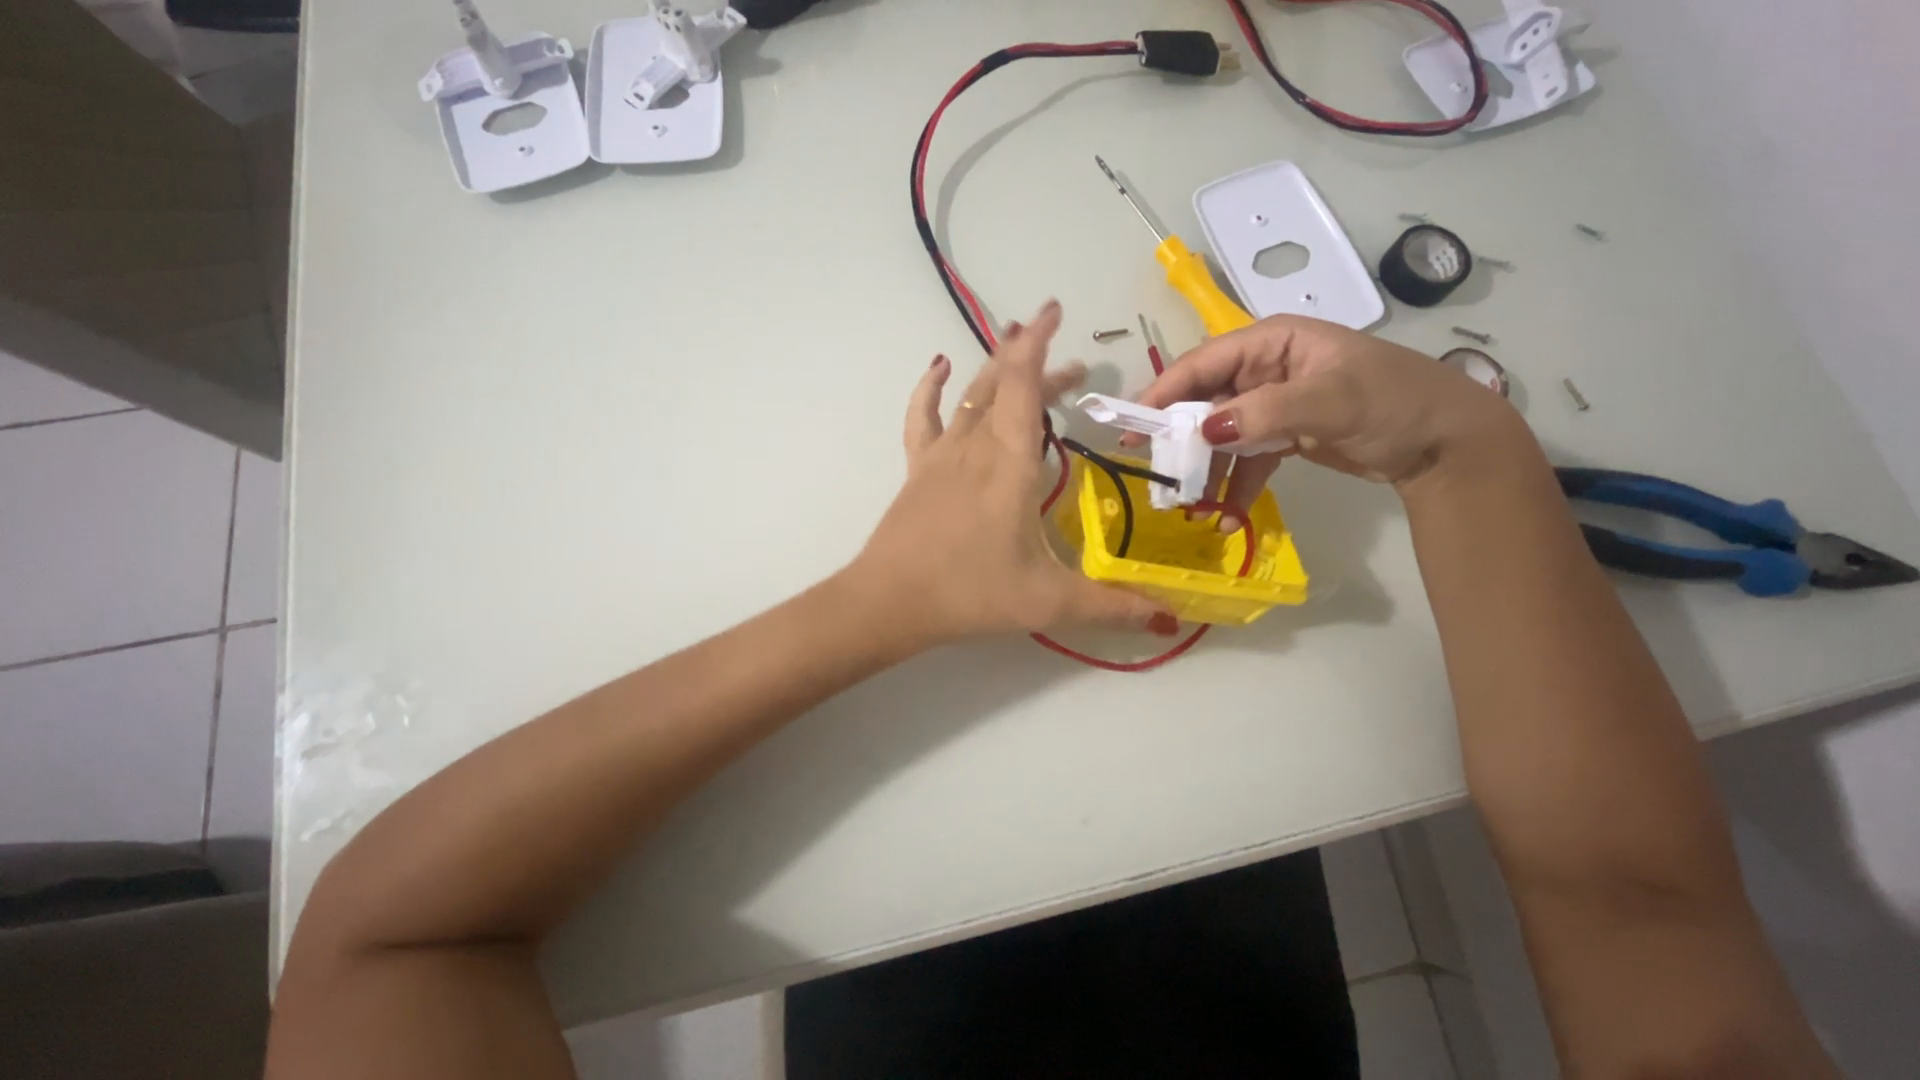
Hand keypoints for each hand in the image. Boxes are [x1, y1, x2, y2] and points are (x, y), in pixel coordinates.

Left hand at [850, 301, 1173, 645]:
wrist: (890, 601)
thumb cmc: (972, 594)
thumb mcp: (1050, 602)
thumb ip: (1111, 605)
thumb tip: (1168, 615)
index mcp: (1011, 462)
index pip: (1025, 386)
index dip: (1040, 345)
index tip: (1055, 312)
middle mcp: (976, 445)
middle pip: (1003, 384)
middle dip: (1035, 360)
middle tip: (1071, 363)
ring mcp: (942, 455)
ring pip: (971, 395)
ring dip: (998, 370)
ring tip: (1021, 353)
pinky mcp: (918, 469)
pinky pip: (923, 415)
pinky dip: (932, 387)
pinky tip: (940, 368)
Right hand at [1127, 315, 1519, 513]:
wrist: (1447, 442)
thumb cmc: (1393, 403)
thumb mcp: (1330, 401)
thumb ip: (1265, 412)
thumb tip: (1205, 430)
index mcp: (1274, 341)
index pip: (1204, 363)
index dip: (1166, 392)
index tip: (1134, 426)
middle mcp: (1267, 368)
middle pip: (1206, 399)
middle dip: (1181, 435)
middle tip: (1153, 469)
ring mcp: (1276, 403)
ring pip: (1223, 433)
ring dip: (1206, 467)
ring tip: (1188, 502)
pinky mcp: (1287, 435)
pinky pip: (1247, 457)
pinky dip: (1235, 484)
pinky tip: (1225, 514)